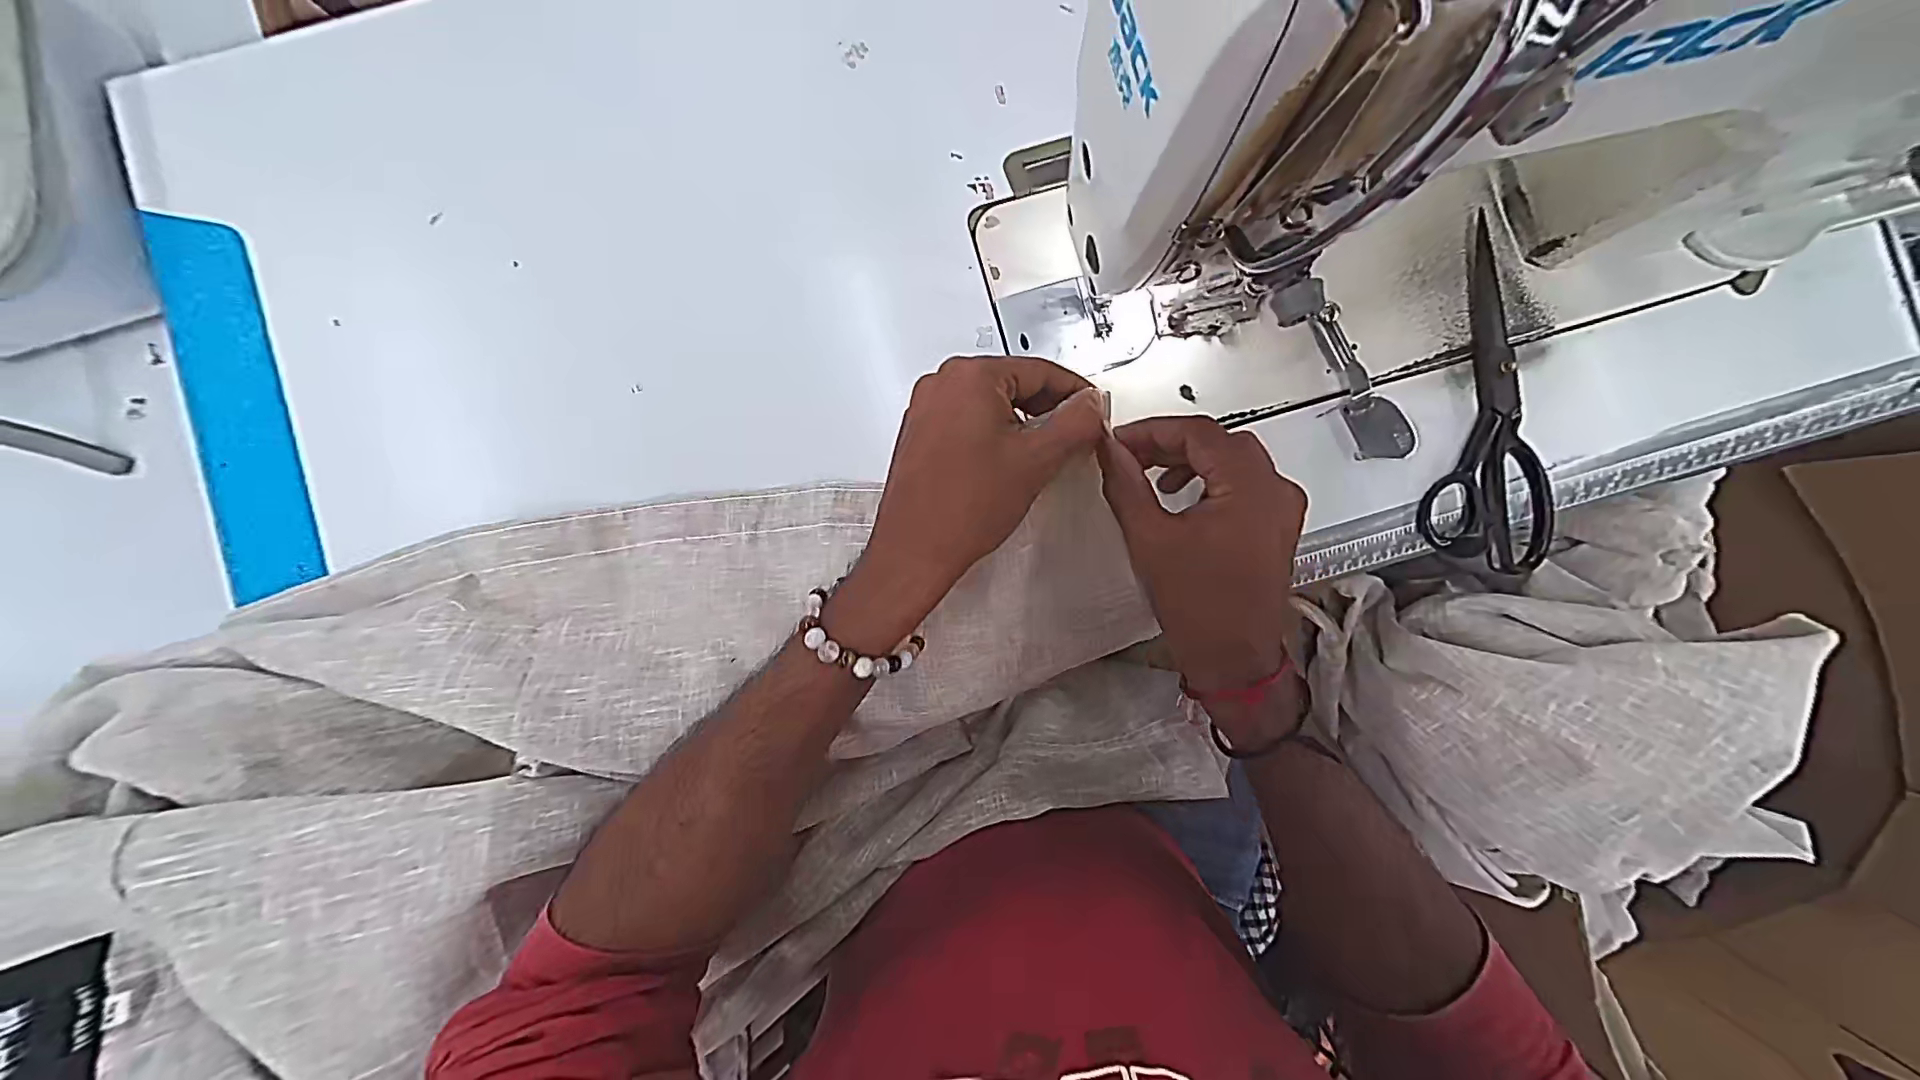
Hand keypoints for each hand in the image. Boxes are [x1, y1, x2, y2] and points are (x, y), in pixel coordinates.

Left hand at [829, 356, 1106, 651]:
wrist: (915, 549)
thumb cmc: (957, 510)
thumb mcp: (1037, 460)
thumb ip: (1076, 422)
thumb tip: (1089, 404)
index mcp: (969, 377)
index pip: (1040, 370)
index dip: (1076, 392)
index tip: (1092, 408)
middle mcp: (941, 385)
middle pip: (1014, 384)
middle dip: (1049, 409)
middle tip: (1074, 433)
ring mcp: (926, 410)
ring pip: (991, 404)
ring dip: (1022, 425)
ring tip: (1041, 456)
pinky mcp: (920, 434)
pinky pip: (968, 422)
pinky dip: (994, 437)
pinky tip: (1007, 466)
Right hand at [1097, 417, 1306, 742]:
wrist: (1233, 657)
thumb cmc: (1200, 608)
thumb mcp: (1149, 539)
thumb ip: (1127, 485)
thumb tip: (1112, 453)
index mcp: (1249, 488)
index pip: (1199, 433)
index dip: (1152, 431)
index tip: (1121, 441)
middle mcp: (1276, 491)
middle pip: (1220, 441)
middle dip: (1171, 442)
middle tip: (1132, 454)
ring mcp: (1282, 509)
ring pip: (1234, 460)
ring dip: (1192, 459)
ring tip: (1154, 474)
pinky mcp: (1277, 526)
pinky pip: (1246, 483)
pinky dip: (1212, 479)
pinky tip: (1184, 496)